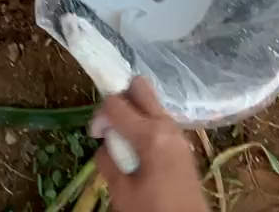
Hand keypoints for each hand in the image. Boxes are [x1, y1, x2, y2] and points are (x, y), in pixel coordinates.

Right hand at [91, 78, 206, 211]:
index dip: (99, 115)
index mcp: (150, 135)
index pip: (115, 102)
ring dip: (134, 111)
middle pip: (139, 86)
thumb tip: (105, 143)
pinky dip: (146, 123)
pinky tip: (140, 149)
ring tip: (125, 140)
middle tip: (112, 123)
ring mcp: (178, 132)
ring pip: (151, 101)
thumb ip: (108, 160)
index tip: (96, 135)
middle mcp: (166, 125)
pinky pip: (160, 119)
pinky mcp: (183, 143)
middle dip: (120, 97)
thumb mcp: (121, 192)